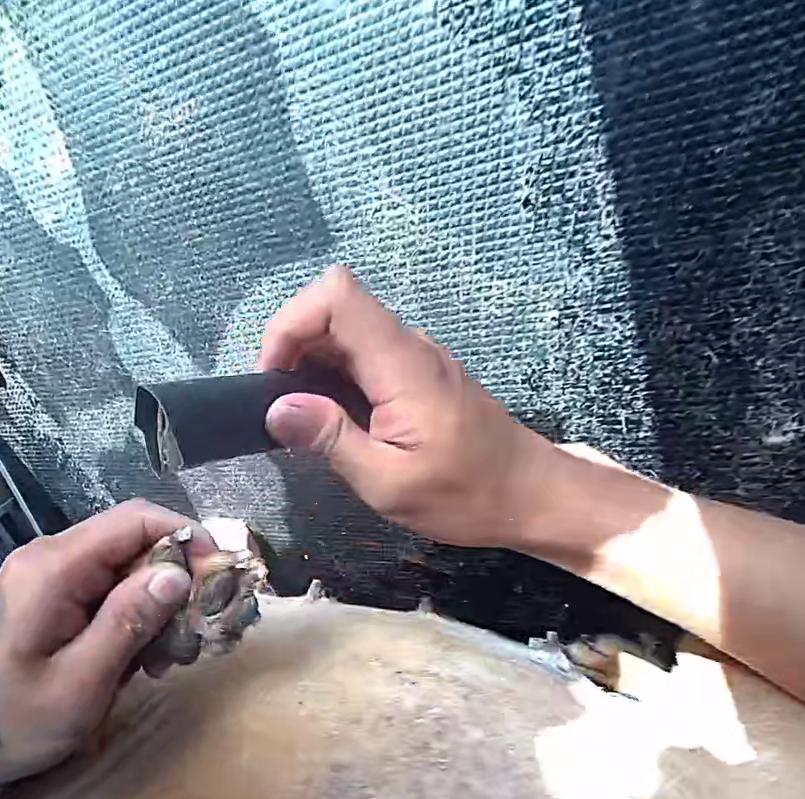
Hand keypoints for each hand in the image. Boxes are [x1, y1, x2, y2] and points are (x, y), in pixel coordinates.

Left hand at [0, 501, 201, 791]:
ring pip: (123, 566)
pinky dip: (131, 615)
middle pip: (132, 541)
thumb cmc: (10, 724)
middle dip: (174, 580)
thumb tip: (177, 573)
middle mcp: (48, 556)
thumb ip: (127, 623)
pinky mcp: (47, 594)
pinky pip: (103, 587)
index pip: (135, 520)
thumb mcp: (78, 684)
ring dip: (155, 604)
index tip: (220, 574)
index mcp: (52, 568)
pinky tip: (137, 658)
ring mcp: (44, 574)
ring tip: (165, 658)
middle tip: (195, 633)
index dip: (186, 536)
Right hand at [260, 266, 556, 548]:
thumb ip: (331, 440)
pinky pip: (361, 358)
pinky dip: (331, 379)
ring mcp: (414, 359)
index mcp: (401, 364)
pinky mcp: (416, 376)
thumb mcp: (387, 482)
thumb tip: (276, 410)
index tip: (272, 379)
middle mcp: (407, 347)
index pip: (335, 295)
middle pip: (334, 308)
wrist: (532, 496)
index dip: (290, 323)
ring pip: (345, 333)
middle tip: (280, 409)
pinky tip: (331, 421)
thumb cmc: (465, 496)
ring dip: (309, 366)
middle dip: (291, 349)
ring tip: (302, 422)